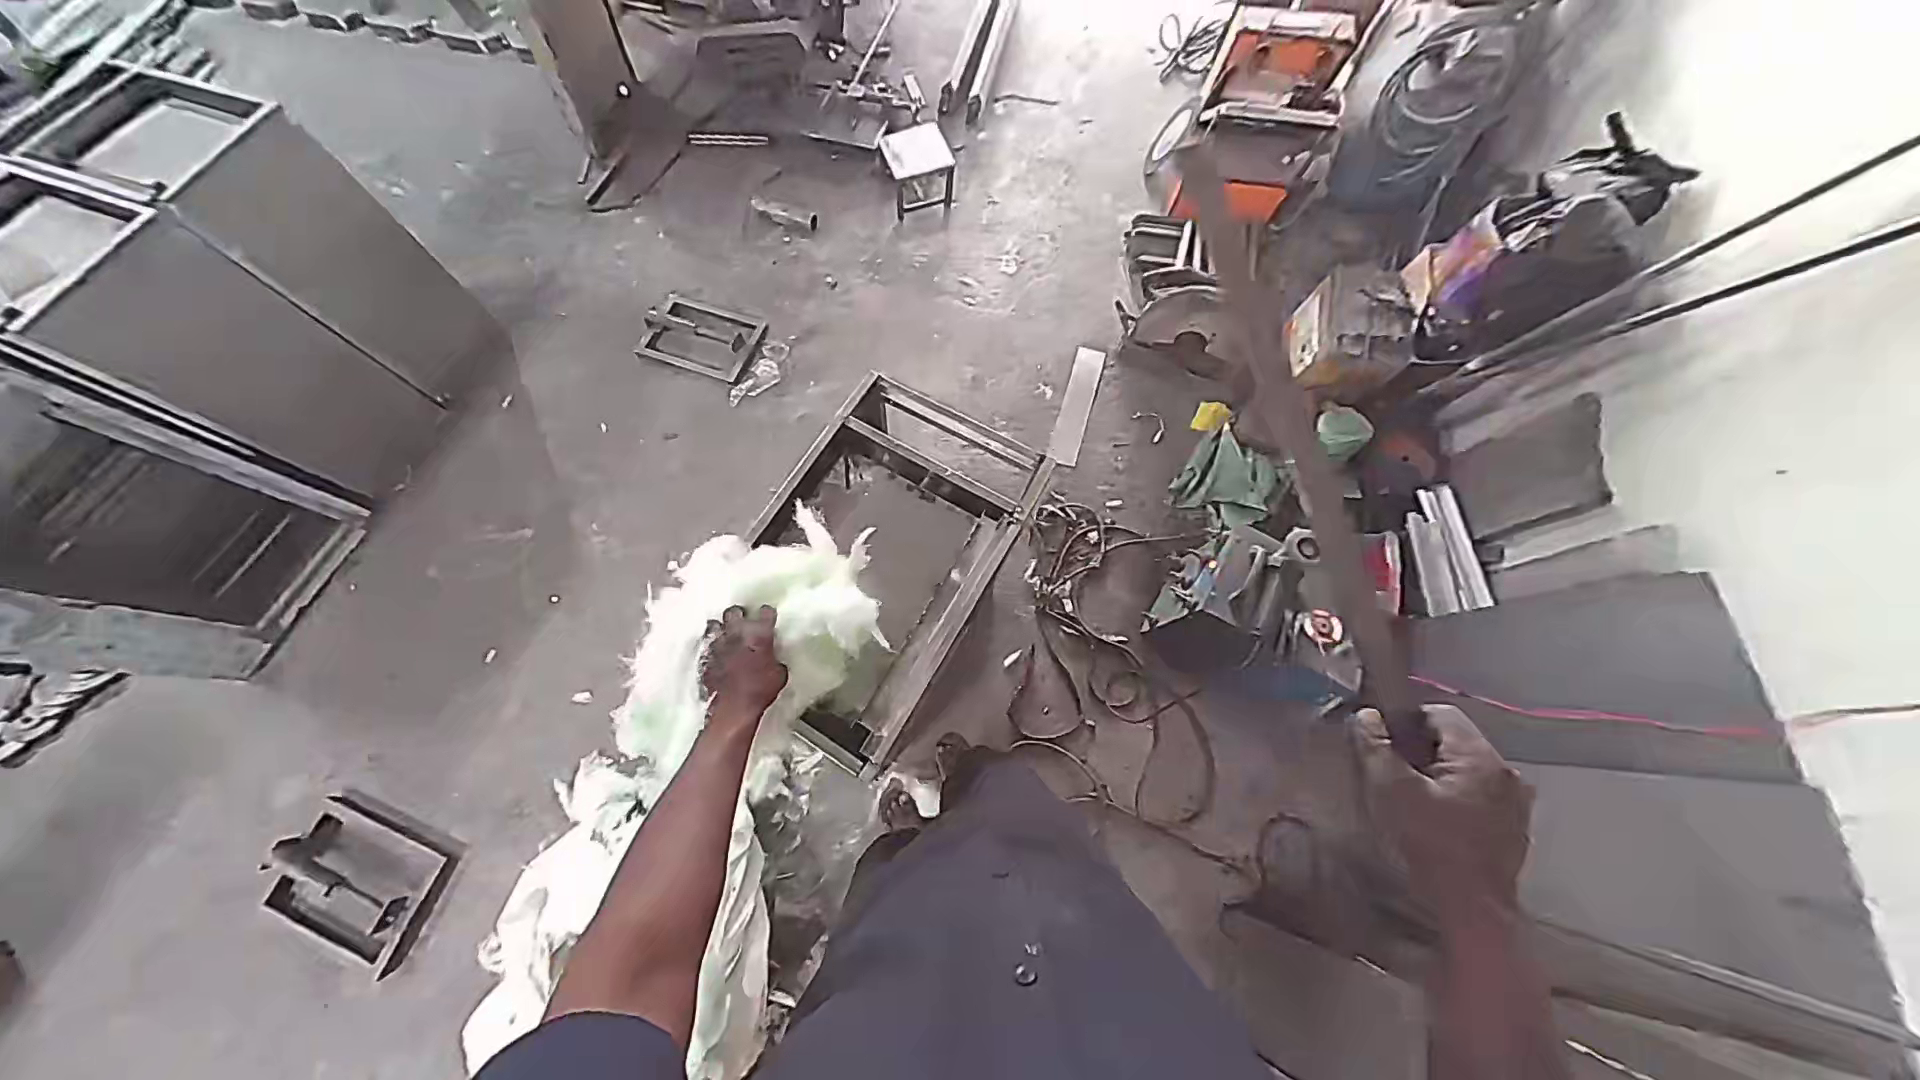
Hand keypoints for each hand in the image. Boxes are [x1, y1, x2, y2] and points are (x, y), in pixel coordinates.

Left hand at [701, 605, 787, 724]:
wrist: (734, 707)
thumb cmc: (761, 690)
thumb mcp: (779, 674)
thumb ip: (775, 660)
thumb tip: (773, 660)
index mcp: (759, 634)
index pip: (765, 612)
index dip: (767, 614)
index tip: (768, 618)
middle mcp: (736, 633)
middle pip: (734, 611)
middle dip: (739, 615)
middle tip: (743, 622)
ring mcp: (718, 644)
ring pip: (715, 624)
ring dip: (721, 628)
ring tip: (726, 634)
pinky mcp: (705, 657)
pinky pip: (707, 644)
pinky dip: (712, 646)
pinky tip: (717, 652)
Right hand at [1353, 705, 1533, 918]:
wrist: (1472, 910)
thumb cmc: (1431, 842)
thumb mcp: (1391, 789)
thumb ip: (1375, 746)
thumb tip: (1367, 715)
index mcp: (1481, 758)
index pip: (1439, 714)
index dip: (1404, 720)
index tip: (1380, 742)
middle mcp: (1507, 774)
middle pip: (1453, 740)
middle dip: (1417, 747)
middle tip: (1387, 769)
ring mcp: (1515, 803)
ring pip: (1464, 767)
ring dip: (1434, 771)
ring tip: (1406, 794)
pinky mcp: (1511, 828)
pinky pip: (1475, 793)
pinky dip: (1451, 794)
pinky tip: (1431, 817)